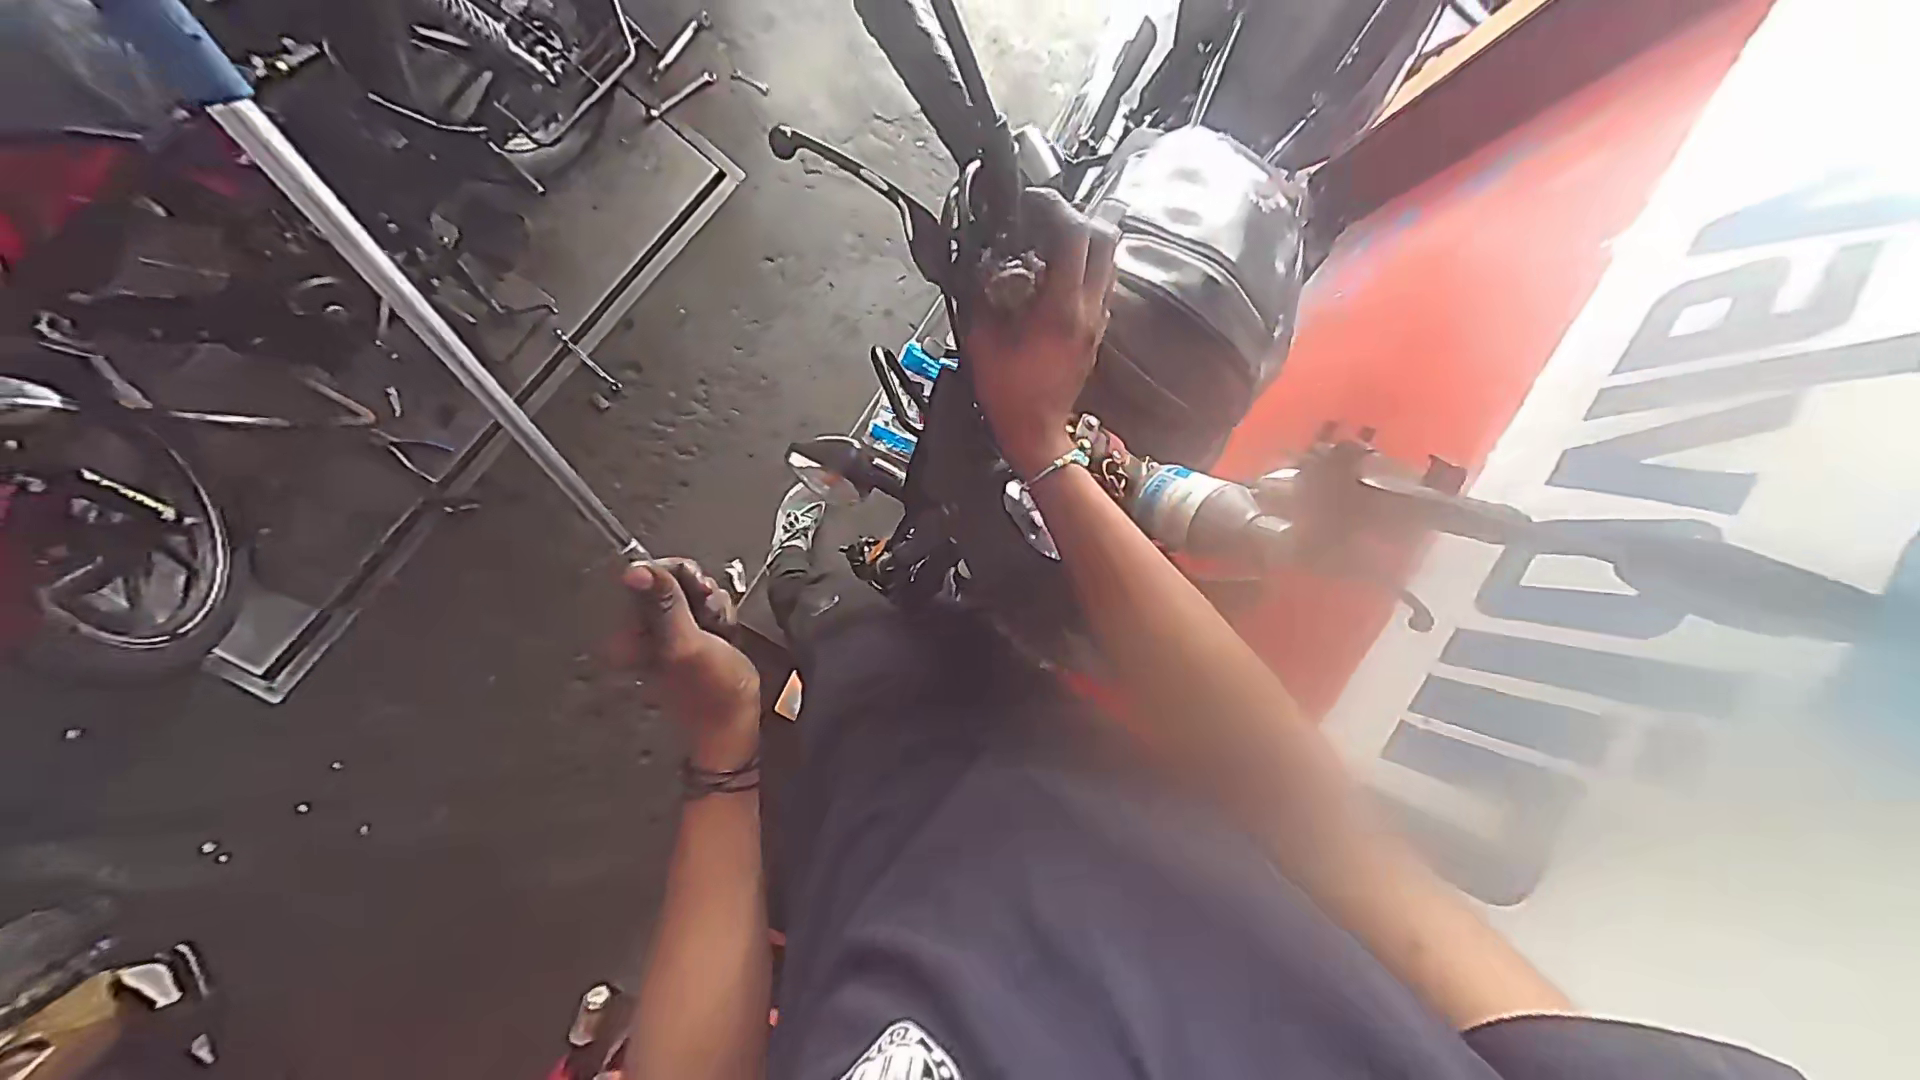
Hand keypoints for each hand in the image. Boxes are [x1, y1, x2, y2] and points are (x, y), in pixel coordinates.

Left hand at [622, 558, 760, 769]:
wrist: (735, 724)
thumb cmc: (712, 690)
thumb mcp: (687, 643)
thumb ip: (664, 604)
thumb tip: (635, 568)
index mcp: (628, 632)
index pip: (646, 575)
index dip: (677, 574)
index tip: (700, 589)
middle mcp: (642, 630)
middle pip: (672, 582)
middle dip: (700, 592)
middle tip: (711, 615)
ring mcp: (667, 634)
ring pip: (693, 594)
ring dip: (714, 606)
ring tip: (721, 632)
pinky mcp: (690, 639)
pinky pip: (704, 610)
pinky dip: (719, 617)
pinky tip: (725, 635)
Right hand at [963, 188, 1120, 477]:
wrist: (1035, 431)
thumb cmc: (1011, 395)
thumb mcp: (982, 341)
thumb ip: (983, 298)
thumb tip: (984, 269)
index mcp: (1061, 309)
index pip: (1073, 236)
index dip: (1053, 208)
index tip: (1034, 204)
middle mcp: (1087, 311)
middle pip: (1105, 239)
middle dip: (1078, 218)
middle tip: (1049, 220)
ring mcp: (1096, 323)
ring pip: (1108, 262)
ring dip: (1084, 244)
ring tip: (1051, 247)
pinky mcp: (1094, 334)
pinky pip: (1099, 288)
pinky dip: (1083, 272)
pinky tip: (1055, 280)